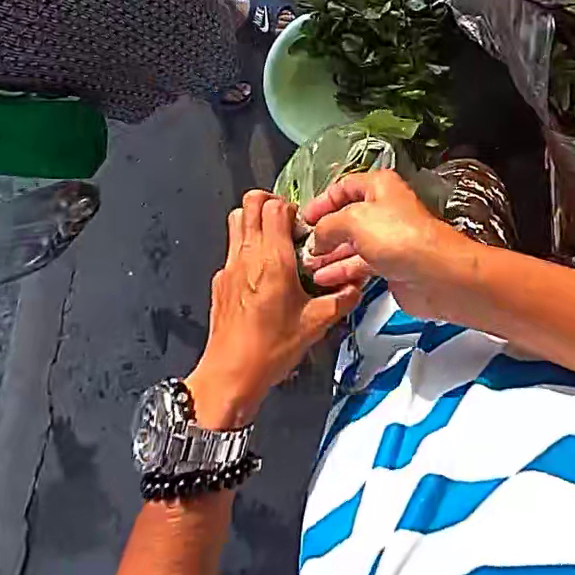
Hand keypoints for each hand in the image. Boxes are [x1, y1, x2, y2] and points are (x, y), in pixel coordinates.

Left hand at [187, 191, 362, 428]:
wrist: (231, 372)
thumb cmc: (269, 349)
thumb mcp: (315, 324)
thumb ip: (340, 300)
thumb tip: (354, 288)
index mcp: (272, 259)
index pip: (275, 207)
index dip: (291, 208)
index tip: (303, 226)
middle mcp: (248, 254)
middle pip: (250, 202)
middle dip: (269, 202)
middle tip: (287, 222)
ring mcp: (229, 265)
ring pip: (236, 220)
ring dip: (254, 220)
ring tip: (274, 240)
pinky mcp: (220, 279)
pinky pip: (232, 249)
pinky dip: (245, 248)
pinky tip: (260, 274)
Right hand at [301, 170, 487, 323]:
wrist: (438, 275)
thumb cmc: (401, 237)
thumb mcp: (352, 220)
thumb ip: (326, 226)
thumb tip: (315, 237)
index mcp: (378, 187)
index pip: (342, 188)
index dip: (321, 202)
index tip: (303, 217)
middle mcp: (383, 210)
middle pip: (345, 218)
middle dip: (322, 232)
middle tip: (302, 244)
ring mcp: (387, 239)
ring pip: (350, 244)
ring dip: (328, 254)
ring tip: (307, 265)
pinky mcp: (390, 265)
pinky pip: (359, 265)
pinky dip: (341, 271)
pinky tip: (323, 278)